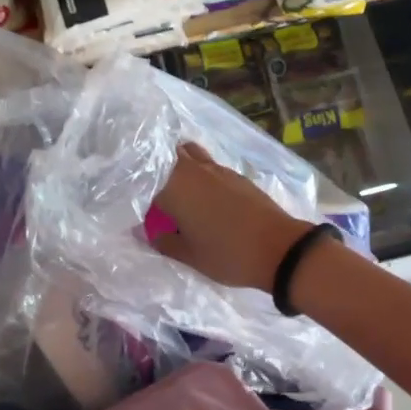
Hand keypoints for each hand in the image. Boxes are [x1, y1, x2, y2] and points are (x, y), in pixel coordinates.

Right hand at [150, 142, 315, 291]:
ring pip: (188, 154)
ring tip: (175, 188)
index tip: (131, 196)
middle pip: (166, 153)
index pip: (144, 175)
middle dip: (155, 166)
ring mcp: (216, 168)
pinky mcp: (235, 174)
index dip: (135, 184)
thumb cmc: (227, 253)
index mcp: (174, 185)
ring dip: (178, 165)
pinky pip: (207, 165)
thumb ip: (163, 241)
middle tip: (150, 188)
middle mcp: (192, 169)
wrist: (280, 248)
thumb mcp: (190, 256)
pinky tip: (202, 195)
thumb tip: (143, 231)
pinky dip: (199, 173)